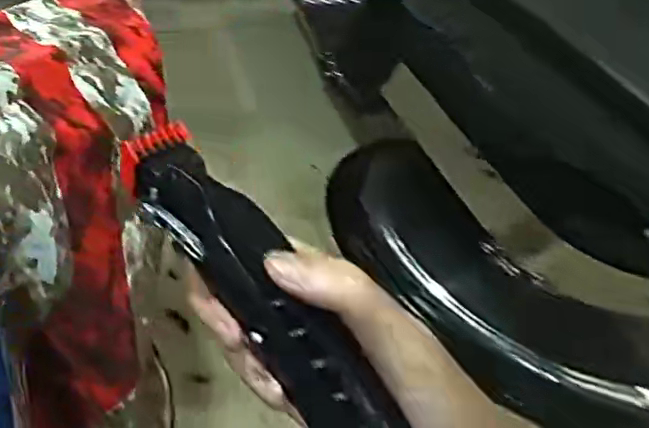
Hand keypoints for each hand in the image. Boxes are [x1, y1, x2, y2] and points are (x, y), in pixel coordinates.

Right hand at [184, 246, 506, 427]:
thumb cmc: (437, 390)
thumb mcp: (398, 333)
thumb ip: (343, 289)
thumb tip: (269, 260)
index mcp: (322, 282)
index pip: (258, 251)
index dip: (225, 258)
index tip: (211, 285)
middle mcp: (305, 308)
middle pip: (239, 291)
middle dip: (222, 310)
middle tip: (231, 336)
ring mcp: (302, 349)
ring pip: (242, 332)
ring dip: (238, 352)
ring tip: (267, 380)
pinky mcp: (302, 388)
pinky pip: (258, 373)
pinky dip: (254, 380)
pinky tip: (276, 396)